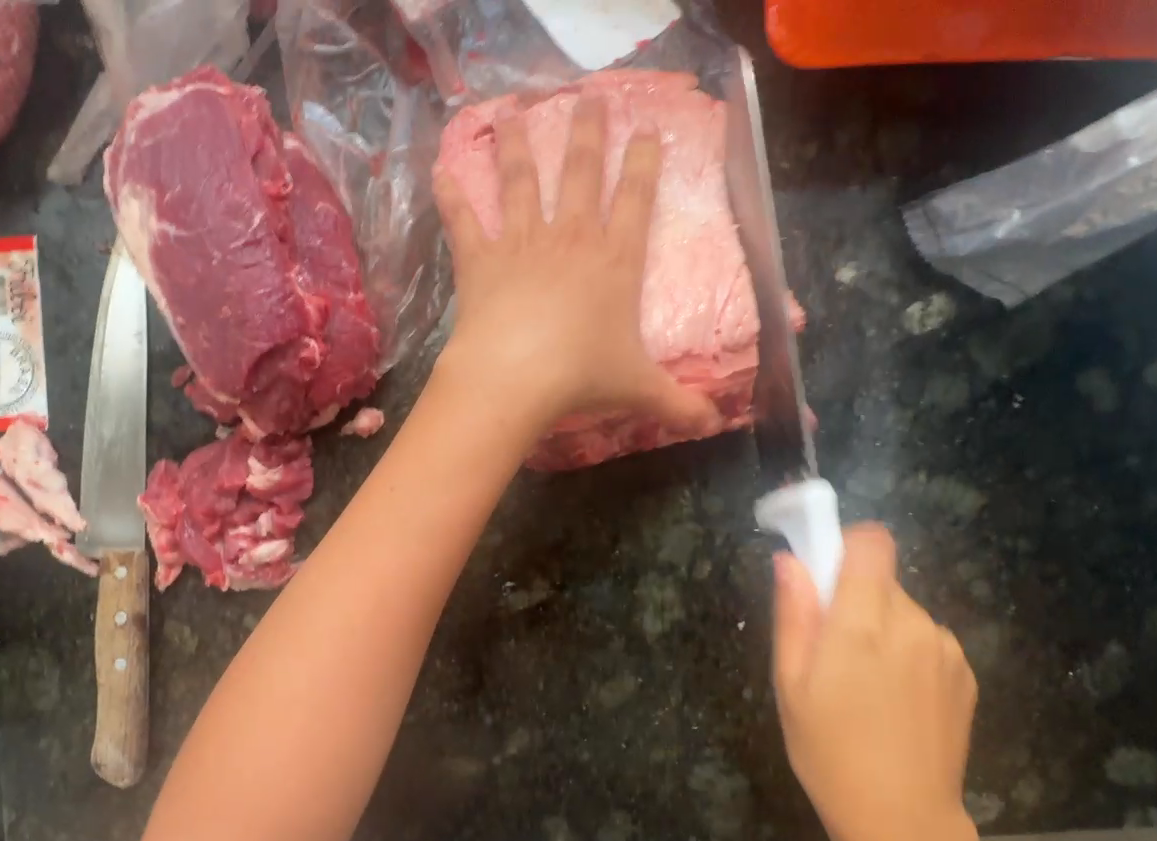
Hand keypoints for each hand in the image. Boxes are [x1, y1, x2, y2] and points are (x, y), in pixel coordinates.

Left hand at [431, 95, 716, 434]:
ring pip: (520, 181)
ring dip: (516, 145)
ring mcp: (522, 243)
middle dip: (587, 132)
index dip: (643, 161)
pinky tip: (440, 171)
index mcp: (615, 260)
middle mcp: (571, 238)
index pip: (636, 198)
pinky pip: (464, 221)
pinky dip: (451, 197)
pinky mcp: (480, 260)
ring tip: (511, 113)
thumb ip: (679, 404)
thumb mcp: (639, 390)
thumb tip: (716, 425)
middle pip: (581, 171)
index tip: (645, 129)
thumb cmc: (582, 377)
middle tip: (587, 99)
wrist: (516, 377)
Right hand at [771, 526, 980, 840]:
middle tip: (831, 654)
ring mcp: (946, 649)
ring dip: (880, 631)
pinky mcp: (965, 674)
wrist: (901, 818)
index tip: (823, 575)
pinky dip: (907, 657)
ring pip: (903, 613)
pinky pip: (926, 642)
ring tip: (864, 690)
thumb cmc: (828, 752)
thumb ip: (794, 615)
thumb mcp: (790, 685)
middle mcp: (913, 623)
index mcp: (864, 622)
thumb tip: (791, 561)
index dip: (845, 545)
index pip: (872, 542)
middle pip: (881, 581)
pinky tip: (894, 705)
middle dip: (853, 600)